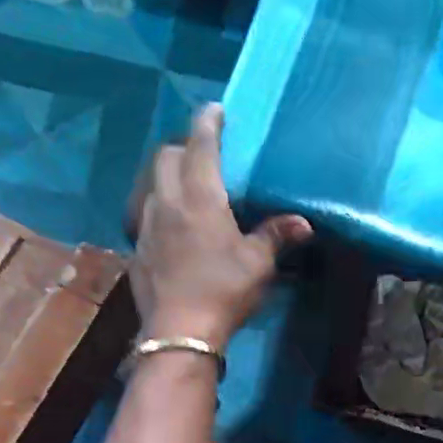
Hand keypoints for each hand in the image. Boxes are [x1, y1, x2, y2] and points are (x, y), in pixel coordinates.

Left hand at [128, 103, 312, 346]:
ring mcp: (147, 225)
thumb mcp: (258, 264)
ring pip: (152, 185)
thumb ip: (276, 236)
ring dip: (168, 177)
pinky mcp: (138, 249)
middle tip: (203, 154)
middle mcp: (168, 201)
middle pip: (167, 156)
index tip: (216, 110)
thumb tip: (303, 222)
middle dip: (184, 147)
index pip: (200, 145)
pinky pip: (146, 215)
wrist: (180, 332)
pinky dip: (160, 209)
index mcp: (200, 196)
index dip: (208, 123)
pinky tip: (172, 228)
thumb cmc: (224, 291)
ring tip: (186, 189)